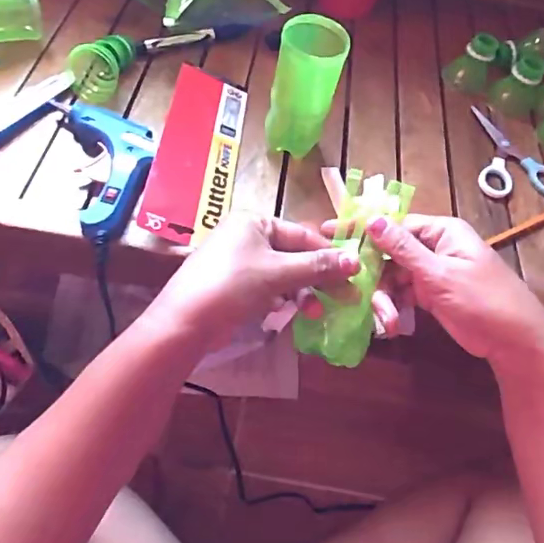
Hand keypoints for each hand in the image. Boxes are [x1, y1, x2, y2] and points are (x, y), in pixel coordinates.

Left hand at [153, 215, 358, 337]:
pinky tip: (295, 314)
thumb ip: (317, 267)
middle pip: (293, 255)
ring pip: (283, 274)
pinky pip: (269, 288)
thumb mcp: (278, 273)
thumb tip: (357, 260)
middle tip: (347, 298)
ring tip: (316, 312)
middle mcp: (245, 236)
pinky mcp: (235, 286)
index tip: (356, 274)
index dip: (329, 254)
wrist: (187, 321)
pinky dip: (284, 299)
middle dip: (318, 277)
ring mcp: (239, 262)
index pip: (302, 234)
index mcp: (253, 221)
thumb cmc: (233, 285)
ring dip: (303, 292)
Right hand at [362, 215, 543, 360]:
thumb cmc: (483, 301)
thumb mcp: (439, 273)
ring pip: (391, 275)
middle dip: (373, 273)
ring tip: (383, 318)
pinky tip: (388, 321)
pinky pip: (401, 293)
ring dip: (383, 296)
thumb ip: (403, 248)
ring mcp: (431, 271)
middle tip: (351, 288)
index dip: (362, 228)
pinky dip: (392, 305)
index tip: (330, 230)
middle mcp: (434, 247)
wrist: (517, 343)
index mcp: (442, 232)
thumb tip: (373, 220)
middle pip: (388, 251)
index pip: (394, 223)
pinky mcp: (430, 293)